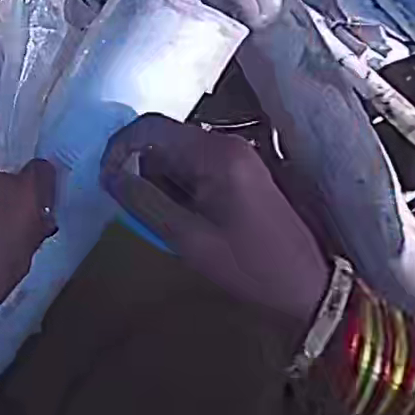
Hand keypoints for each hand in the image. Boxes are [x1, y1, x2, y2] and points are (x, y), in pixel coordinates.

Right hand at [101, 115, 329, 324]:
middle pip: (163, 138)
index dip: (119, 148)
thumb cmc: (249, 266)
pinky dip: (177, 184)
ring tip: (162, 219)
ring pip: (176, 152)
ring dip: (158, 179)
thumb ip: (146, 202)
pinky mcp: (239, 168)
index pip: (151, 128)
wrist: (309, 286)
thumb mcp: (189, 239)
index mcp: (214, 153)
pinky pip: (194, 164)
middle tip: (132, 206)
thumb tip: (110, 176)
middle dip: (139, 167)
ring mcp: (235, 154)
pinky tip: (182, 217)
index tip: (105, 179)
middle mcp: (225, 143)